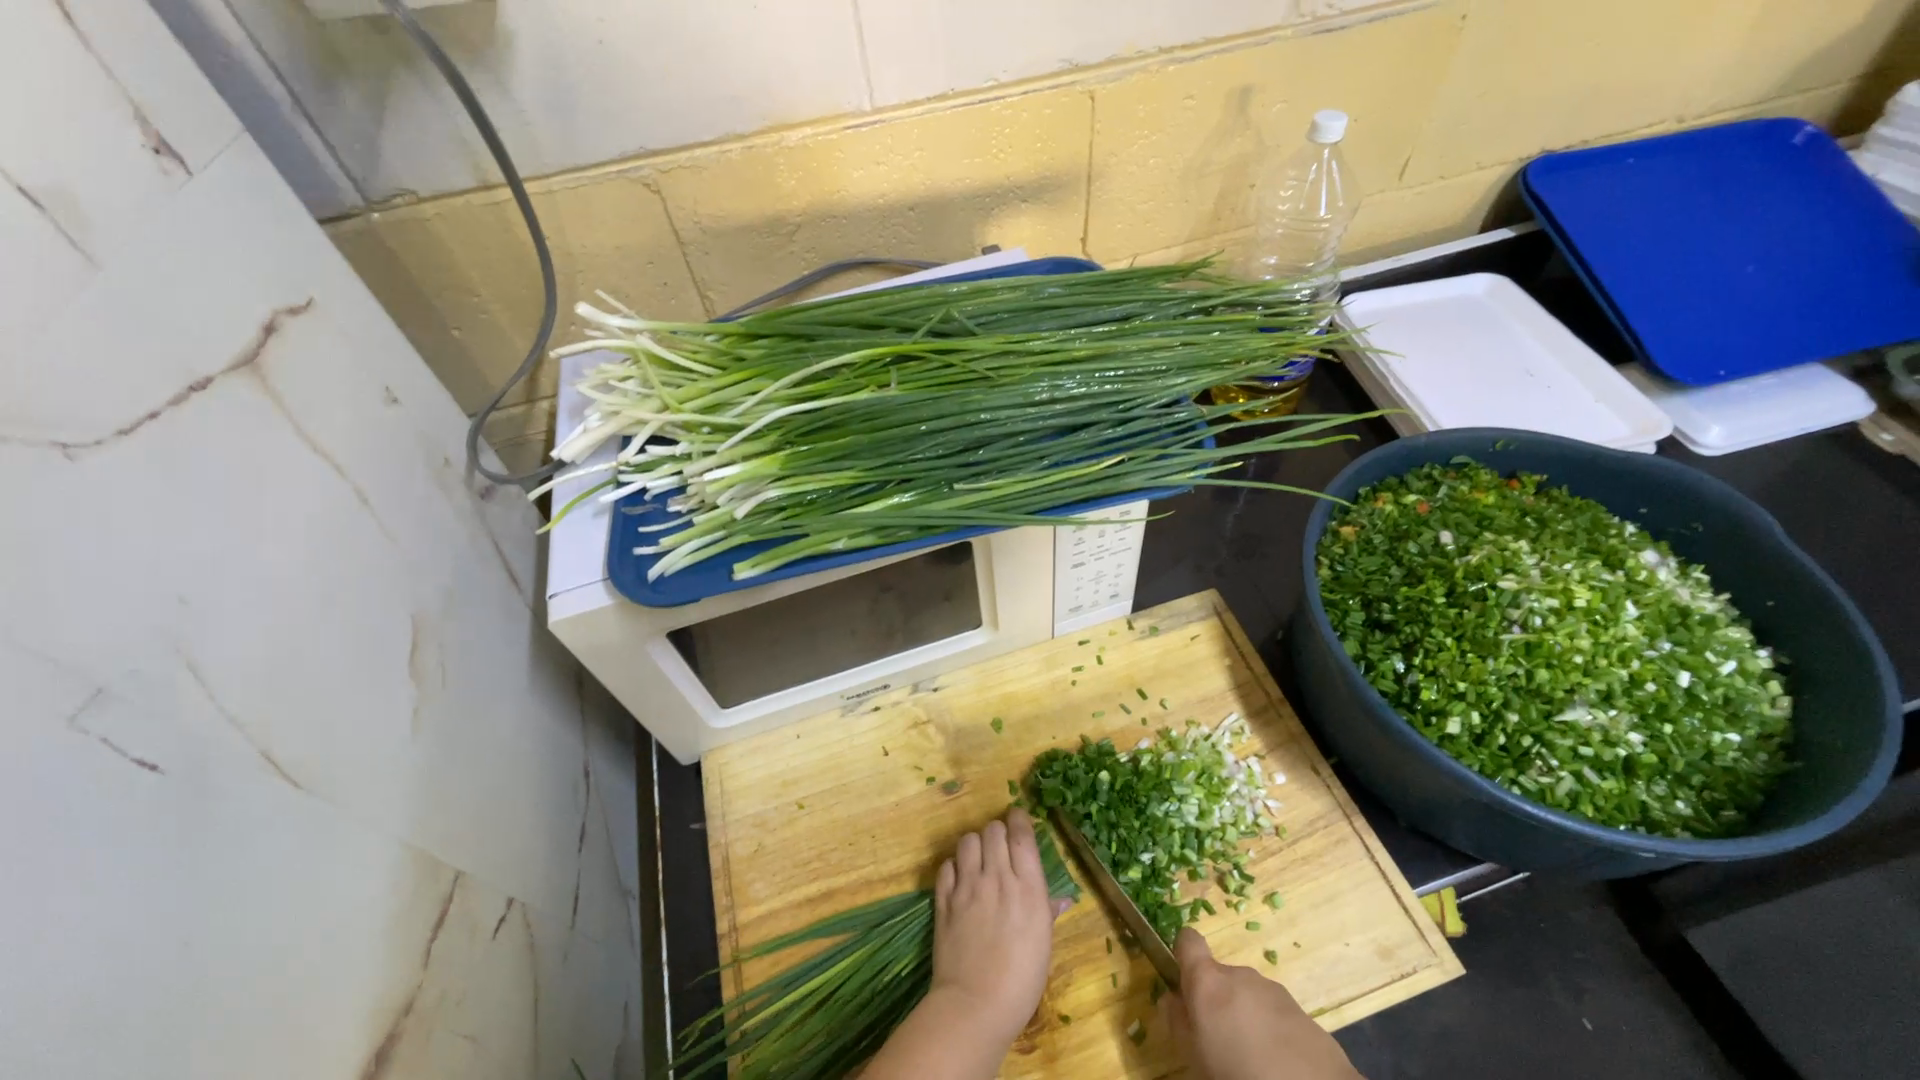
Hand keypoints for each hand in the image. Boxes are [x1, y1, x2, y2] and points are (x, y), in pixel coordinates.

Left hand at [929, 806, 1065, 1044]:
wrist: (976, 1003)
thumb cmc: (1022, 979)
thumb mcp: (1044, 942)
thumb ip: (1047, 911)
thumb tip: (1060, 899)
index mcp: (1028, 886)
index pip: (1021, 834)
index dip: (1019, 820)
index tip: (1019, 819)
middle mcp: (997, 878)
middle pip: (993, 830)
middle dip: (997, 831)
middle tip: (1000, 845)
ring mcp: (967, 887)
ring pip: (967, 841)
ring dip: (974, 844)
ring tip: (978, 858)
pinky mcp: (943, 900)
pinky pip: (946, 866)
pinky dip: (953, 866)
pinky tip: (959, 878)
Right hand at [1158, 927, 1364, 1079]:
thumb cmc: (1236, 1073)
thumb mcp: (1193, 1056)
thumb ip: (1178, 1022)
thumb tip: (1172, 999)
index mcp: (1209, 982)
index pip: (1189, 942)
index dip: (1183, 954)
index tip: (1183, 980)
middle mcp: (1241, 975)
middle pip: (1220, 977)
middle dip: (1217, 1001)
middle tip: (1218, 1040)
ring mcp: (1274, 991)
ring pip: (1248, 996)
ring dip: (1244, 1016)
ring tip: (1249, 1057)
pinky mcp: (1301, 1011)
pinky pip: (1273, 1013)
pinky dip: (1270, 1030)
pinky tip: (1276, 1063)